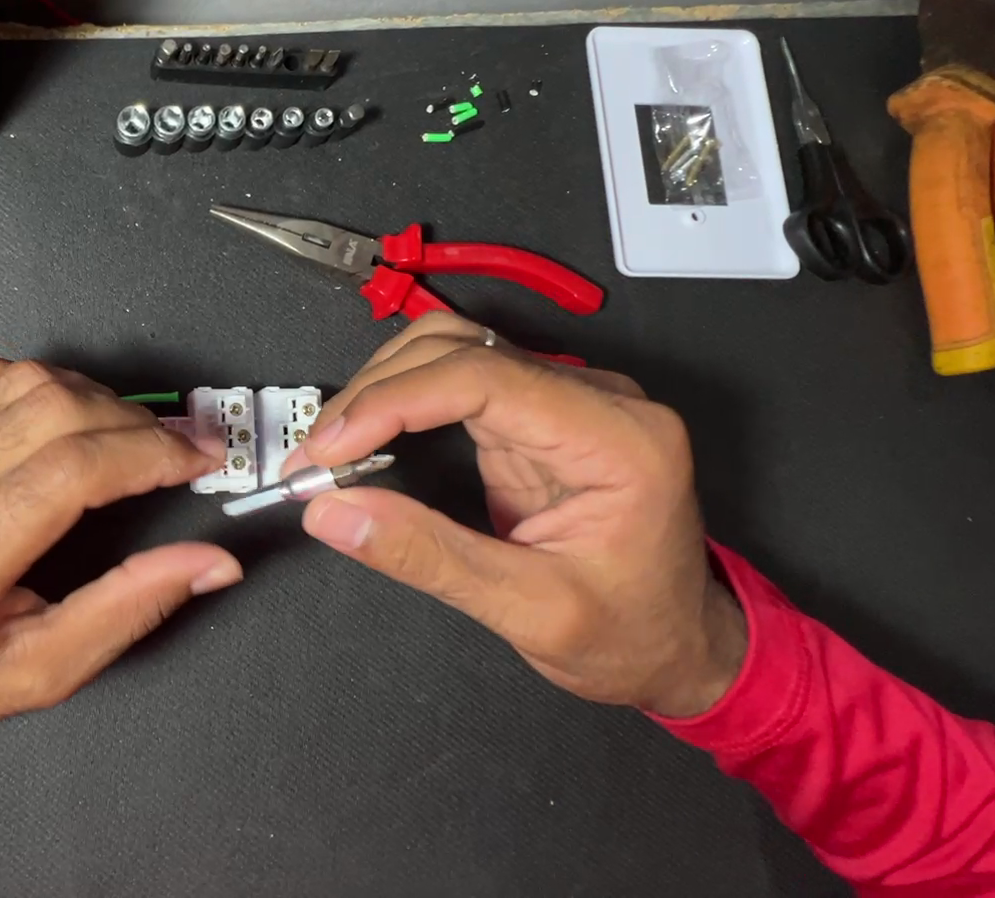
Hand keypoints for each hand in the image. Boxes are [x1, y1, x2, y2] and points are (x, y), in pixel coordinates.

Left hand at [0, 359, 241, 753]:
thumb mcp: (40, 673)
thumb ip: (128, 610)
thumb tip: (214, 561)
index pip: (65, 474)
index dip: (146, 455)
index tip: (198, 460)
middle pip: (47, 412)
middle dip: (133, 421)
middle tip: (178, 448)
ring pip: (19, 381)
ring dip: (93, 396)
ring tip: (129, 434)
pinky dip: (43, 382)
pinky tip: (69, 415)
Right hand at [287, 313, 746, 717]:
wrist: (679, 646)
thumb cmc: (629, 637)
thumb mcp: (531, 612)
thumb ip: (427, 557)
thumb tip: (329, 513)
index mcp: (615, 438)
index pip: (482, 377)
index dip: (391, 402)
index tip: (328, 451)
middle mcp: (591, 398)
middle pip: (455, 348)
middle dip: (370, 395)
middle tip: (314, 458)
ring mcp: (558, 398)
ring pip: (443, 348)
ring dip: (375, 389)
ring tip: (329, 447)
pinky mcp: (528, 412)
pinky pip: (446, 378)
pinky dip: (392, 400)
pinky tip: (362, 436)